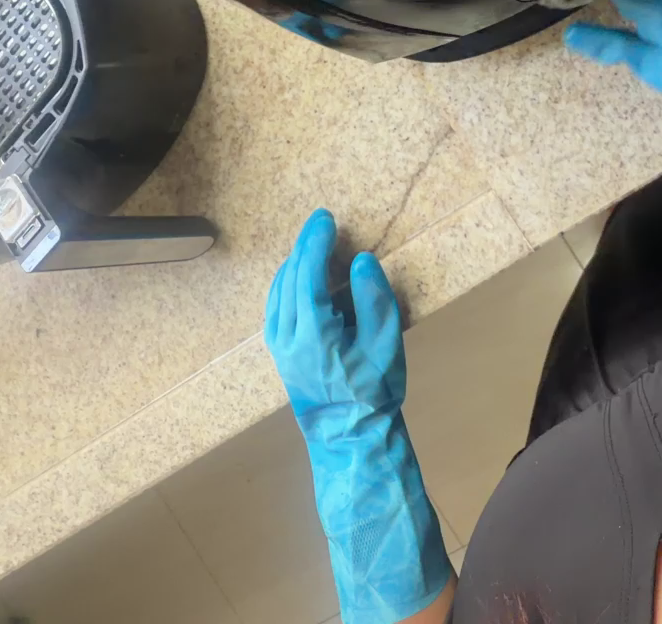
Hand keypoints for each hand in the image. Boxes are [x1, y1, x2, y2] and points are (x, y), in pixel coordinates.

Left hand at [264, 210, 451, 623]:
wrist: (352, 443)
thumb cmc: (374, 393)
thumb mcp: (385, 343)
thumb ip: (372, 298)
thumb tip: (359, 261)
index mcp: (313, 332)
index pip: (308, 274)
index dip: (316, 243)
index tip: (326, 219)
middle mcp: (288, 337)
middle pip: (290, 279)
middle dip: (304, 247)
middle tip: (321, 223)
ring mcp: (280, 348)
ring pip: (278, 293)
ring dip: (294, 264)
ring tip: (312, 245)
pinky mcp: (281, 356)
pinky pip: (276, 308)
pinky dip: (287, 284)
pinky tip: (300, 279)